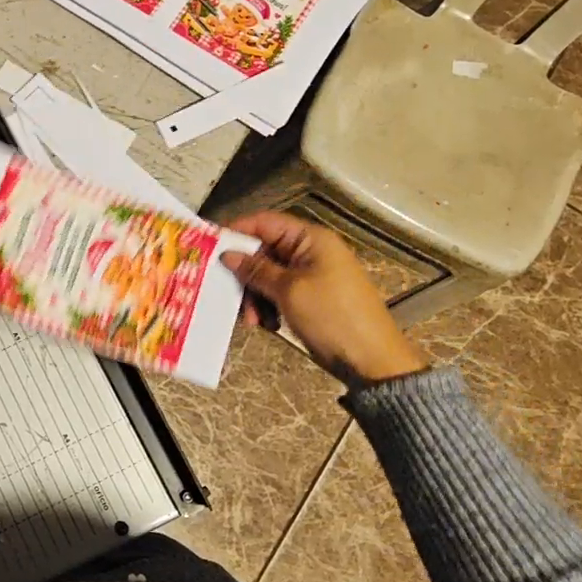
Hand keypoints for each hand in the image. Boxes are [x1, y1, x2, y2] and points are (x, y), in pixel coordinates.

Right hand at [221, 211, 427, 385]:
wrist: (371, 359)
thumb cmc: (332, 316)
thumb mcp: (289, 290)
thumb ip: (256, 269)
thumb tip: (227, 255)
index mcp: (310, 239)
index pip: (264, 222)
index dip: (236, 231)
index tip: (210, 248)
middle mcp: (309, 252)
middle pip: (262, 251)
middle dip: (245, 274)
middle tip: (231, 297)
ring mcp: (310, 275)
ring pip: (266, 275)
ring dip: (254, 296)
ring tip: (254, 321)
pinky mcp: (309, 297)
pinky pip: (278, 293)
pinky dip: (268, 306)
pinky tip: (268, 325)